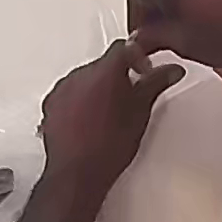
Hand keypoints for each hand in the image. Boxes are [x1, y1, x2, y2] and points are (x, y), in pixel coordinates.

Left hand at [40, 40, 184, 195]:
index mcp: (105, 72)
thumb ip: (155, 84)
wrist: (78, 173)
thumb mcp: (140, 112)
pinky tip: (91, 120)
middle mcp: (80, 75)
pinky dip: (81, 101)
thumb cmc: (107, 147)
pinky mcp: (50, 104)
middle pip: (104, 64)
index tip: (145, 70)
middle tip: (131, 95)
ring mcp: (62, 89)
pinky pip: (69, 93)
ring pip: (86, 78)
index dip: (139, 56)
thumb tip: (170, 71)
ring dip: (98, 88)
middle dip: (118, 75)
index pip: (124, 48)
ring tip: (111, 113)